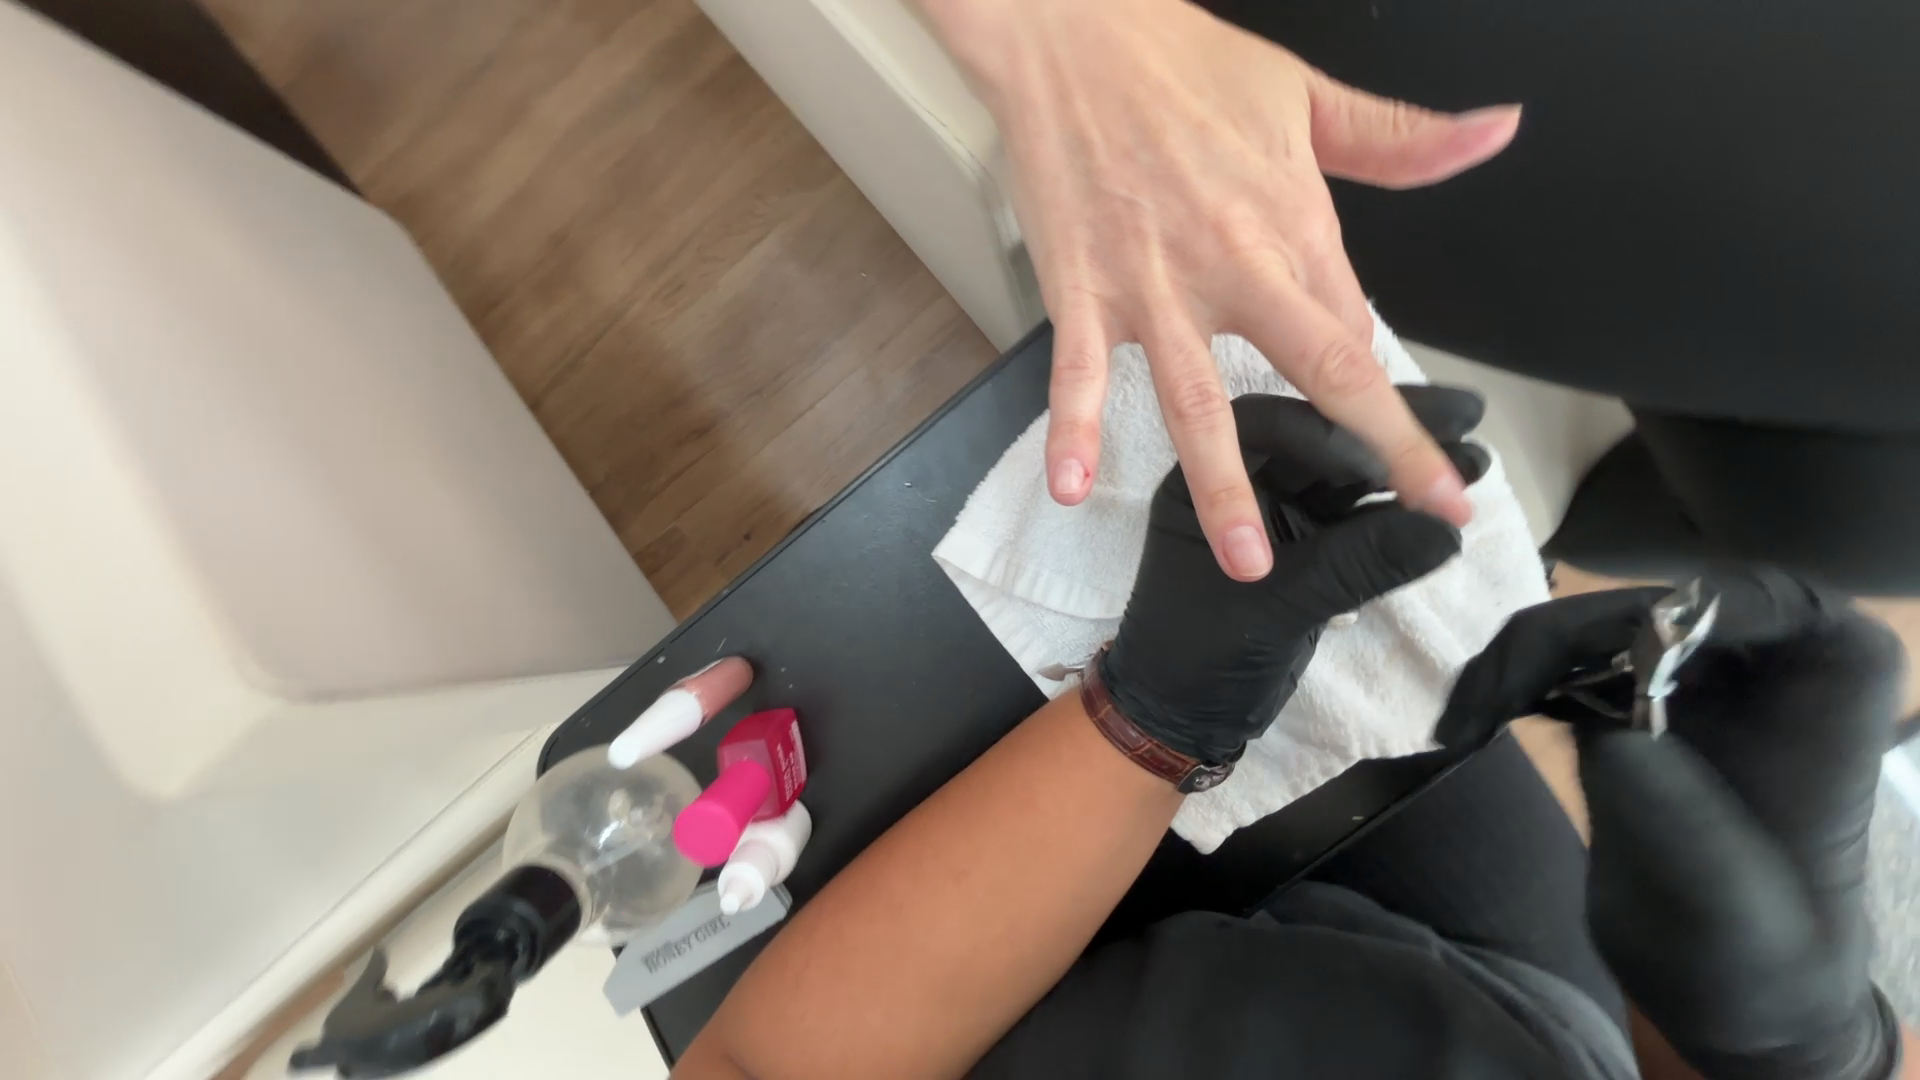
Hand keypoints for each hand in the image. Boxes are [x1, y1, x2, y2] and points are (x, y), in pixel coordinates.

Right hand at [916, 0, 1519, 579]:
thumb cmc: (1183, 63)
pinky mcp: (1082, 291)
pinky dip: (1073, 429)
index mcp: (1291, 223)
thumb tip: (1495, 133)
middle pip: (1313, 375)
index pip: (1359, 334)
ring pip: (1196, 400)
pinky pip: (1078, 373)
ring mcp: (1152, 288)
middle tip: (1413, 523)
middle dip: (1371, 452)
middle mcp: (1232, 267)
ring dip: (1224, 484)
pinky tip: (1070, 488)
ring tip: (1247, 561)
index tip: (1439, 474)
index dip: (1401, 408)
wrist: (1075, 33)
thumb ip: (1397, 136)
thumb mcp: (1303, 94)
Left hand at [1101, 386, 1487, 764]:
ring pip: (1342, 484)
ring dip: (1402, 476)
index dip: (1350, 427)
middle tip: (1469, 416)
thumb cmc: (1201, 652)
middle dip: (1388, 436)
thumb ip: (1357, 564)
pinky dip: (1394, 519)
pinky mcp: (1297, 552)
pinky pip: (1350, 524)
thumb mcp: (1279, 604)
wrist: (1181, 713)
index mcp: (1201, 482)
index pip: (1281, 431)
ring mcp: (1268, 519)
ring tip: (1478, 463)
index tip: (1419, 425)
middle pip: (1319, 447)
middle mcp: (1235, 489)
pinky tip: (1443, 509)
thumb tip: (1446, 527)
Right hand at [1439, 571, 1906, 1079]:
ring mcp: (1678, 679)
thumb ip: (1657, 776)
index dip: (1674, 616)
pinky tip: (1468, 726)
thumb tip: (1587, 694)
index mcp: (1827, 693)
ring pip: (1579, 627)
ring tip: (1458, 728)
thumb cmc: (1747, 951)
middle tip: (1480, 708)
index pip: (1764, 603)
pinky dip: (1500, 685)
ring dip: (1507, 667)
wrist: (1719, 984)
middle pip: (1640, 606)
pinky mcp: (1618, 698)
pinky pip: (1552, 660)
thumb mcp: (1713, 880)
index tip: (1586, 676)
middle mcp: (1755, 668)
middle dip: (1550, 645)